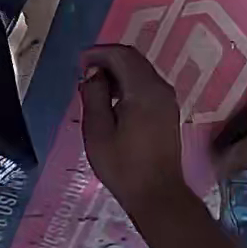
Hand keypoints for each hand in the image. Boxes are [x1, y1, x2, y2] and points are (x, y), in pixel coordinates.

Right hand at [79, 44, 185, 211]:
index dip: (98, 53)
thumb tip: (93, 74)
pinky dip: (128, 82)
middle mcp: (160, 89)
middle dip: (107, 59)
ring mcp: (167, 100)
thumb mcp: (97, 129)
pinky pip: (146, 84)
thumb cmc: (122, 164)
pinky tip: (112, 99)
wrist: (156, 194)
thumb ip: (94, 95)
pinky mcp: (168, 111)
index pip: (121, 55)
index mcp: (144, 91)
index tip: (79, 64)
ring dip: (117, 71)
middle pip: (133, 59)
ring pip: (141, 70)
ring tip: (94, 86)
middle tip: (84, 72)